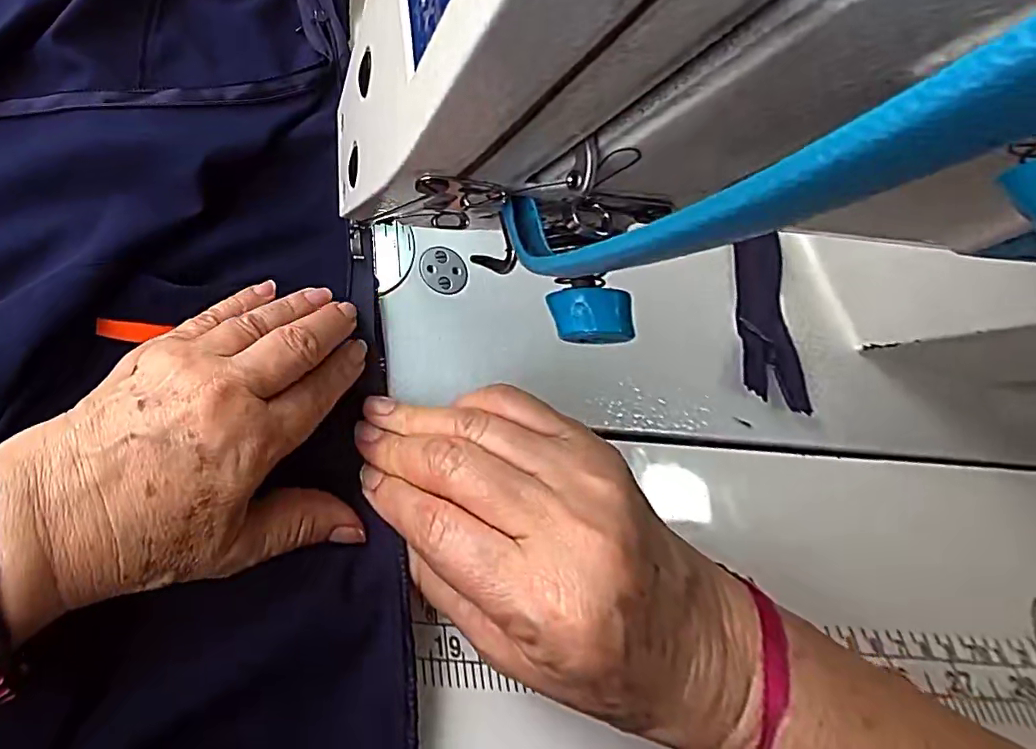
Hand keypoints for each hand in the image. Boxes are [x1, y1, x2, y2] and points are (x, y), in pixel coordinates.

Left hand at [0, 282, 367, 636]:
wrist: (65, 503)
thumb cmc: (140, 531)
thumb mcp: (231, 547)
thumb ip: (297, 523)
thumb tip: (349, 523)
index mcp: (252, 439)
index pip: (315, 394)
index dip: (342, 372)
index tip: (358, 357)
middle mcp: (225, 390)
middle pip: (292, 346)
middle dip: (325, 326)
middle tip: (346, 314)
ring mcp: (188, 363)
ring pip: (254, 323)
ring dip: (290, 305)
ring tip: (315, 296)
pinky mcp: (157, 350)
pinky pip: (209, 315)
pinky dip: (239, 300)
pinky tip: (260, 291)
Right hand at [355, 384, 760, 748]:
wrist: (698, 643)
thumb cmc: (613, 660)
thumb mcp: (505, 651)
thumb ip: (436, 577)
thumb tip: (394, 508)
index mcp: (545, 596)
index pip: (431, 518)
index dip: (386, 489)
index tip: (366, 478)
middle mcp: (571, 531)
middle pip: (447, 462)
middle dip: (391, 445)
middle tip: (365, 438)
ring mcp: (586, 481)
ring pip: (471, 423)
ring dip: (417, 416)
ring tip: (385, 415)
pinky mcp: (593, 451)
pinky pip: (510, 403)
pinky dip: (465, 402)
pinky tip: (443, 412)